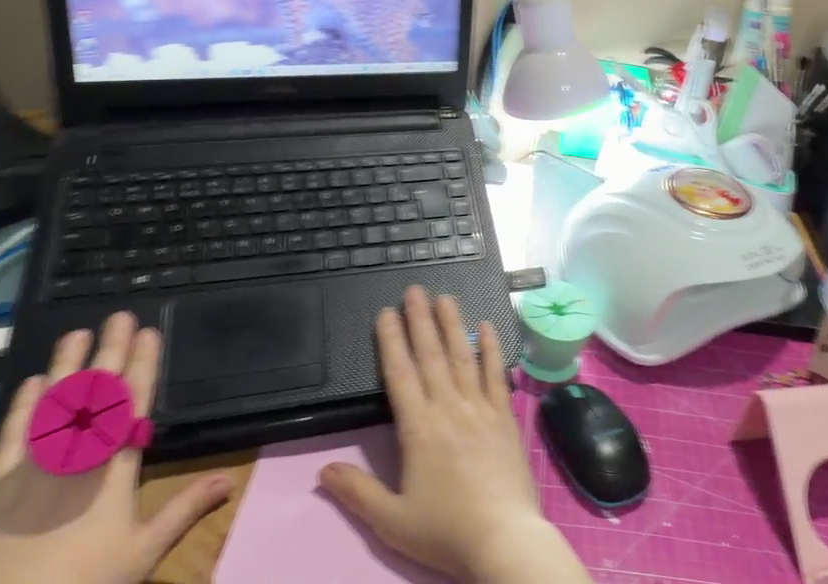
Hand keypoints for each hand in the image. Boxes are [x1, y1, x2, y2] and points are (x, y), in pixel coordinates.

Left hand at [0, 312, 233, 583]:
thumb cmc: (87, 581)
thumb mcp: (143, 551)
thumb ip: (184, 510)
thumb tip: (230, 480)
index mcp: (114, 469)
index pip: (133, 405)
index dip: (143, 366)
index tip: (149, 333)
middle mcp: (77, 456)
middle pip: (97, 394)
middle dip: (110, 352)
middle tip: (119, 316)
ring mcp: (34, 465)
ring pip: (54, 404)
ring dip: (67, 365)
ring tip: (77, 333)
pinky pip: (12, 434)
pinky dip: (23, 406)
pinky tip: (33, 382)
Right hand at [319, 287, 588, 583]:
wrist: (504, 539)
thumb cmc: (446, 530)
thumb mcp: (391, 520)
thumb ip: (356, 492)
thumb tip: (322, 471)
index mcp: (419, 429)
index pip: (400, 375)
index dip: (390, 342)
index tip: (386, 313)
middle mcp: (449, 409)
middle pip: (431, 356)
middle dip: (420, 320)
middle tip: (415, 289)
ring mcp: (481, 409)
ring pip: (463, 357)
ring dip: (453, 325)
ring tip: (445, 298)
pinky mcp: (505, 417)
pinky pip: (496, 375)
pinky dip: (491, 349)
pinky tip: (488, 327)